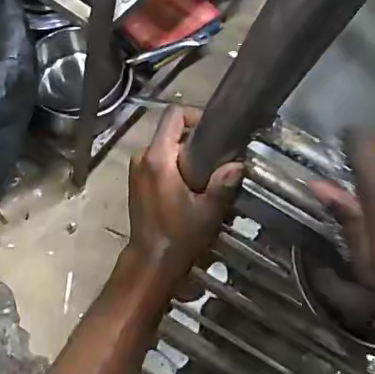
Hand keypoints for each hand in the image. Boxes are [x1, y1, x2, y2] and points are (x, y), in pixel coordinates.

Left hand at [125, 107, 244, 288]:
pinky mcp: (136, 179)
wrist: (152, 258)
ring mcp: (136, 168)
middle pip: (170, 131)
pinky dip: (174, 164)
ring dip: (185, 154)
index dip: (195, 115)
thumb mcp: (207, 211)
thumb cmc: (179, 235)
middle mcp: (142, 157)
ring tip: (208, 172)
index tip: (215, 130)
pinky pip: (158, 159)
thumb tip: (239, 164)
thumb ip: (222, 185)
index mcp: (157, 158)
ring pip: (165, 146)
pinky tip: (191, 183)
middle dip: (195, 140)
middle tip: (218, 156)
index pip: (173, 116)